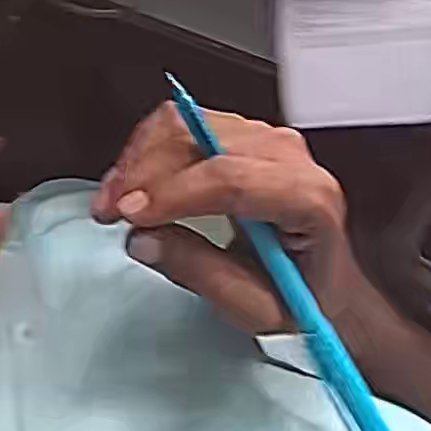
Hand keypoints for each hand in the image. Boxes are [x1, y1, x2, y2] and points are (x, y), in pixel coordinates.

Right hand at [92, 103, 361, 333]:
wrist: (321, 278)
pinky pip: (180, 122)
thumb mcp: (256, 308)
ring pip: (183, 123)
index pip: (232, 178)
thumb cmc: (301, 296)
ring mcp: (259, 136)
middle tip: (109, 210)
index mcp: (307, 196)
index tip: (132, 213)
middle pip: (200, 140)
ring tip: (113, 197)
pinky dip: (146, 148)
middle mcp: (286, 153)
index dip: (175, 191)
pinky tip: (129, 178)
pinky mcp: (234, 131)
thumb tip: (145, 238)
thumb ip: (201, 272)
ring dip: (138, 157)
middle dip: (145, 172)